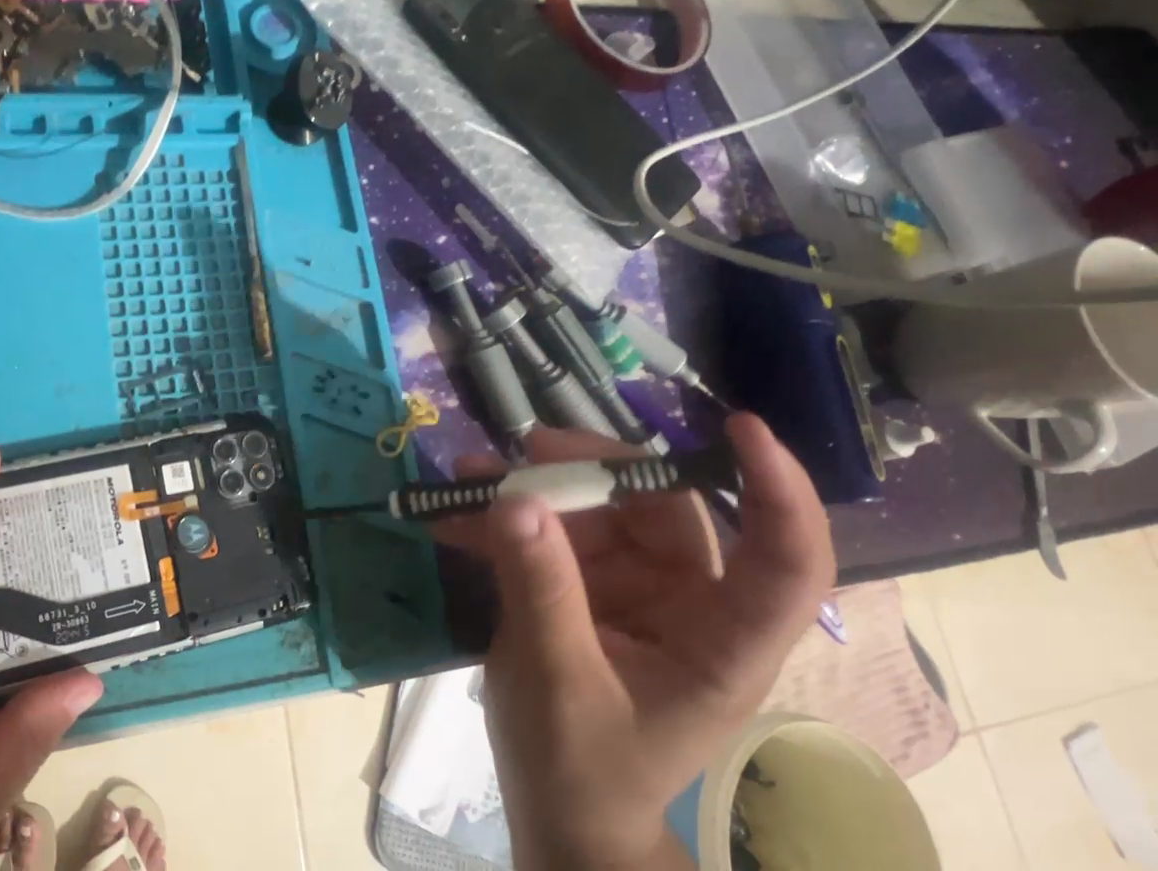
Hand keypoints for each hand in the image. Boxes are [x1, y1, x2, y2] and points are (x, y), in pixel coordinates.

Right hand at [433, 414, 834, 870]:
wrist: (554, 810)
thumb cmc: (580, 768)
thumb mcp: (558, 681)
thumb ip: (541, 590)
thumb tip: (514, 499)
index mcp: (723, 641)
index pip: (785, 561)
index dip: (778, 491)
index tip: (739, 426)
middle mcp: (689, 603)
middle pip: (663, 511)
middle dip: (595, 473)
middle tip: (525, 450)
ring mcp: (635, 591)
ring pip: (598, 513)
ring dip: (532, 489)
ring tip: (467, 475)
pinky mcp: (585, 589)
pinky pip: (549, 538)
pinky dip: (503, 523)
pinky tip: (451, 514)